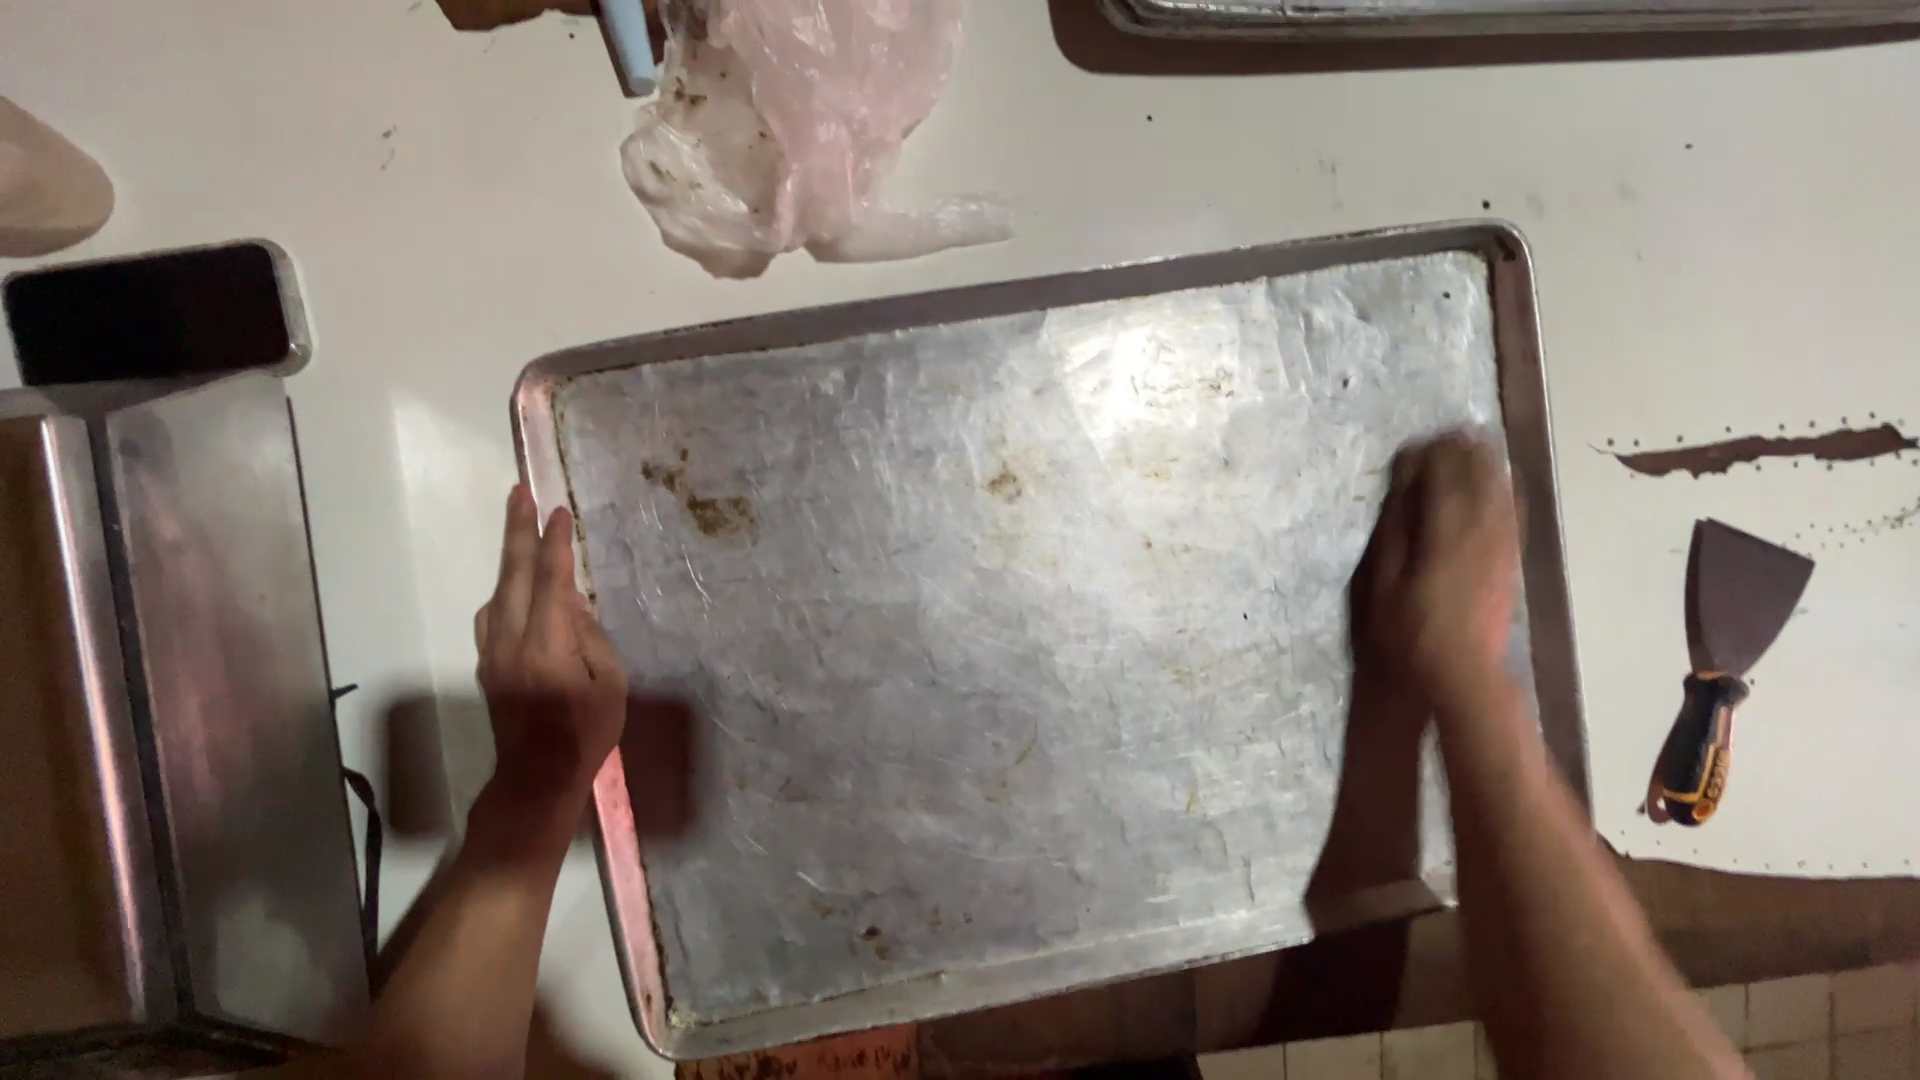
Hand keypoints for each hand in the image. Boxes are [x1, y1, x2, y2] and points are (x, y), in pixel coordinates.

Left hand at [473, 485, 627, 825]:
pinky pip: (494, 614)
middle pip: (513, 575)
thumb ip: (591, 638)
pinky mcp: (488, 664)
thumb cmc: (587, 731)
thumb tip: (572, 605)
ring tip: (519, 529)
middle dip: (517, 531)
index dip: (555, 544)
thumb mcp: (610, 684)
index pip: (551, 581)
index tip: (558, 513)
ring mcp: (494, 652)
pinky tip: (518, 585)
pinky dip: (506, 588)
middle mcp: (512, 641)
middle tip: (519, 492)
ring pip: (498, 592)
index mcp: (548, 644)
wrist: (536, 776)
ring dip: (509, 557)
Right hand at [1354, 432, 1520, 710]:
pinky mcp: (1511, 559)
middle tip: (1446, 433)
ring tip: (1475, 444)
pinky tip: (1500, 482)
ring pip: (1501, 490)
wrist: (1463, 671)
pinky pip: (1515, 513)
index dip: (1426, 457)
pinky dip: (1506, 490)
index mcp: (1443, 534)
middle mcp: (1479, 532)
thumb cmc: (1409, 630)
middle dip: (1461, 451)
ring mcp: (1501, 545)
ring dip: (1487, 464)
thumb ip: (1394, 533)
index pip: (1439, 479)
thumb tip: (1400, 493)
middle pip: (1476, 477)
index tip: (1412, 444)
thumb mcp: (1383, 583)